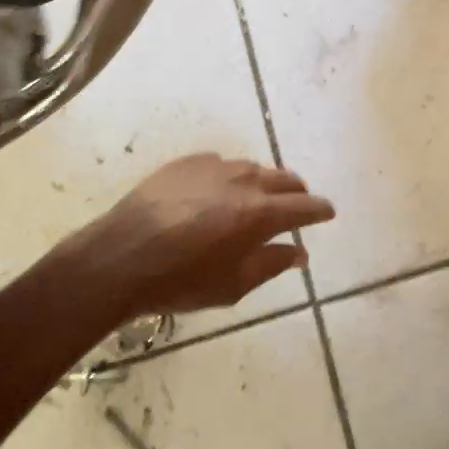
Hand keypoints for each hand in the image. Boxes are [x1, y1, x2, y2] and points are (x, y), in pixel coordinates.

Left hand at [67, 154, 335, 315]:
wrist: (120, 257)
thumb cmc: (180, 281)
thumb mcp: (232, 286)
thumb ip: (270, 264)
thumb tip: (298, 252)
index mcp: (259, 214)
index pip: (303, 206)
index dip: (319, 209)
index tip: (328, 212)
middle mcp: (242, 182)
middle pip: (282, 179)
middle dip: (296, 192)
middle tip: (299, 204)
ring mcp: (213, 167)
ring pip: (251, 168)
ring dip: (263, 181)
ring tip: (259, 196)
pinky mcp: (186, 163)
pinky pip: (219, 164)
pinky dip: (229, 176)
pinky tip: (219, 191)